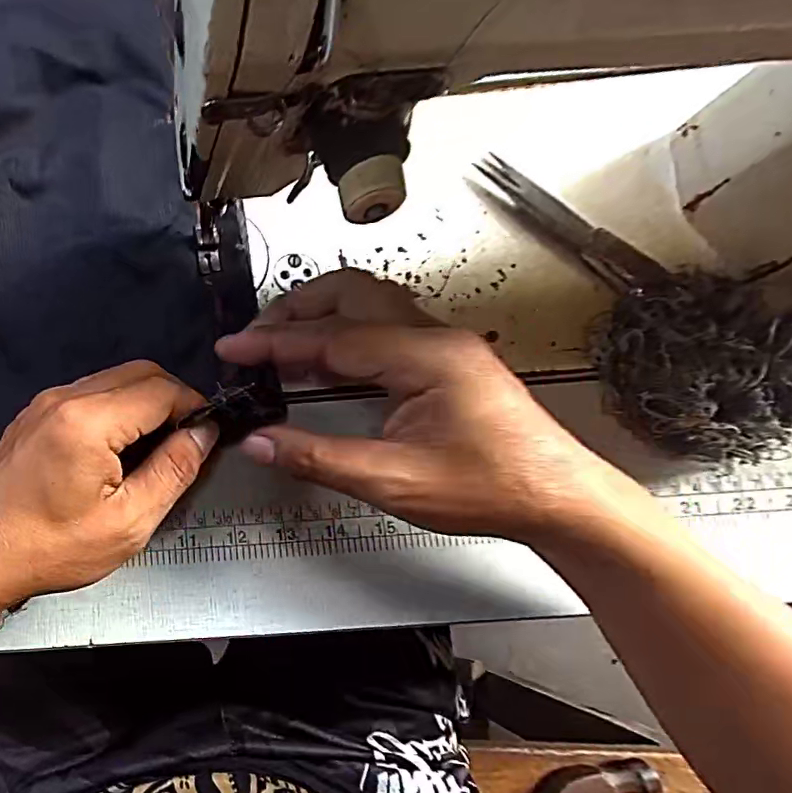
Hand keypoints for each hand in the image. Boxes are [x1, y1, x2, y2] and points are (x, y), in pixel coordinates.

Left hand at [0, 360, 216, 619]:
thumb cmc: (47, 549)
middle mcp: (62, 399)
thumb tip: (202, 434)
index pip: (162, 389)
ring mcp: (42, 405)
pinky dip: (114, 411)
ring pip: (112, 381)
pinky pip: (87, 396)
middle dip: (172, 400)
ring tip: (153, 450)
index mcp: (87, 421)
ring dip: (142, 405)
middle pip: (138, 372)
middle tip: (185, 442)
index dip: (195, 407)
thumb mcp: (127, 522)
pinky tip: (116, 450)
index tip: (207, 434)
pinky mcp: (32, 417)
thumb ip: (173, 470)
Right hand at [213, 269, 643, 543]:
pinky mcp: (439, 362)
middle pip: (348, 293)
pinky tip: (314, 363)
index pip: (331, 336)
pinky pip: (376, 330)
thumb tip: (262, 443)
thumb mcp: (392, 481)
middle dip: (292, 310)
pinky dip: (335, 338)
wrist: (556, 499)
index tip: (235, 347)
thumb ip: (317, 457)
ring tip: (272, 346)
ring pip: (363, 305)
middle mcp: (434, 338)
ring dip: (314, 319)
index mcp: (425, 357)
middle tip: (252, 338)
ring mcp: (439, 346)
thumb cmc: (495, 486)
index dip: (273, 342)